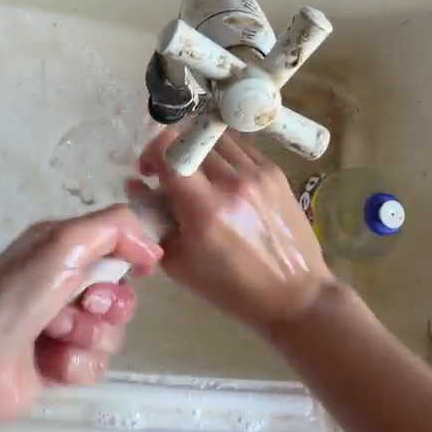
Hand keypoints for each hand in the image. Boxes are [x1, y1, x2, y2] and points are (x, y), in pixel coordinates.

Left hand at [0, 205, 162, 428]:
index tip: (144, 267)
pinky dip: (77, 364)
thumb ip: (114, 228)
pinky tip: (51, 365)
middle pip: (121, 290)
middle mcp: (63, 280)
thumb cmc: (13, 298)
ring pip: (112, 330)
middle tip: (83, 306)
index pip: (118, 240)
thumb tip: (152, 242)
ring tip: (55, 337)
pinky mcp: (59, 363)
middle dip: (109, 303)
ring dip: (88, 336)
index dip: (135, 254)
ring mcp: (61, 324)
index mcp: (61, 245)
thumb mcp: (63, 244)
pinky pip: (97, 363)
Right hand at [130, 129, 334, 334]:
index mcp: (204, 209)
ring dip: (199, 148)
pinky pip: (241, 146)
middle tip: (169, 172)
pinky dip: (224, 153)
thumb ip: (154, 221)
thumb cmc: (231, 288)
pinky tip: (223, 174)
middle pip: (191, 139)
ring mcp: (257, 173)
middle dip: (172, 150)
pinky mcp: (275, 171)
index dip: (151, 152)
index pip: (170, 151)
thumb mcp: (179, 264)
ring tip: (197, 171)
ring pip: (216, 137)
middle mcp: (232, 182)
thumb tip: (136, 184)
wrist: (295, 294)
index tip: (148, 169)